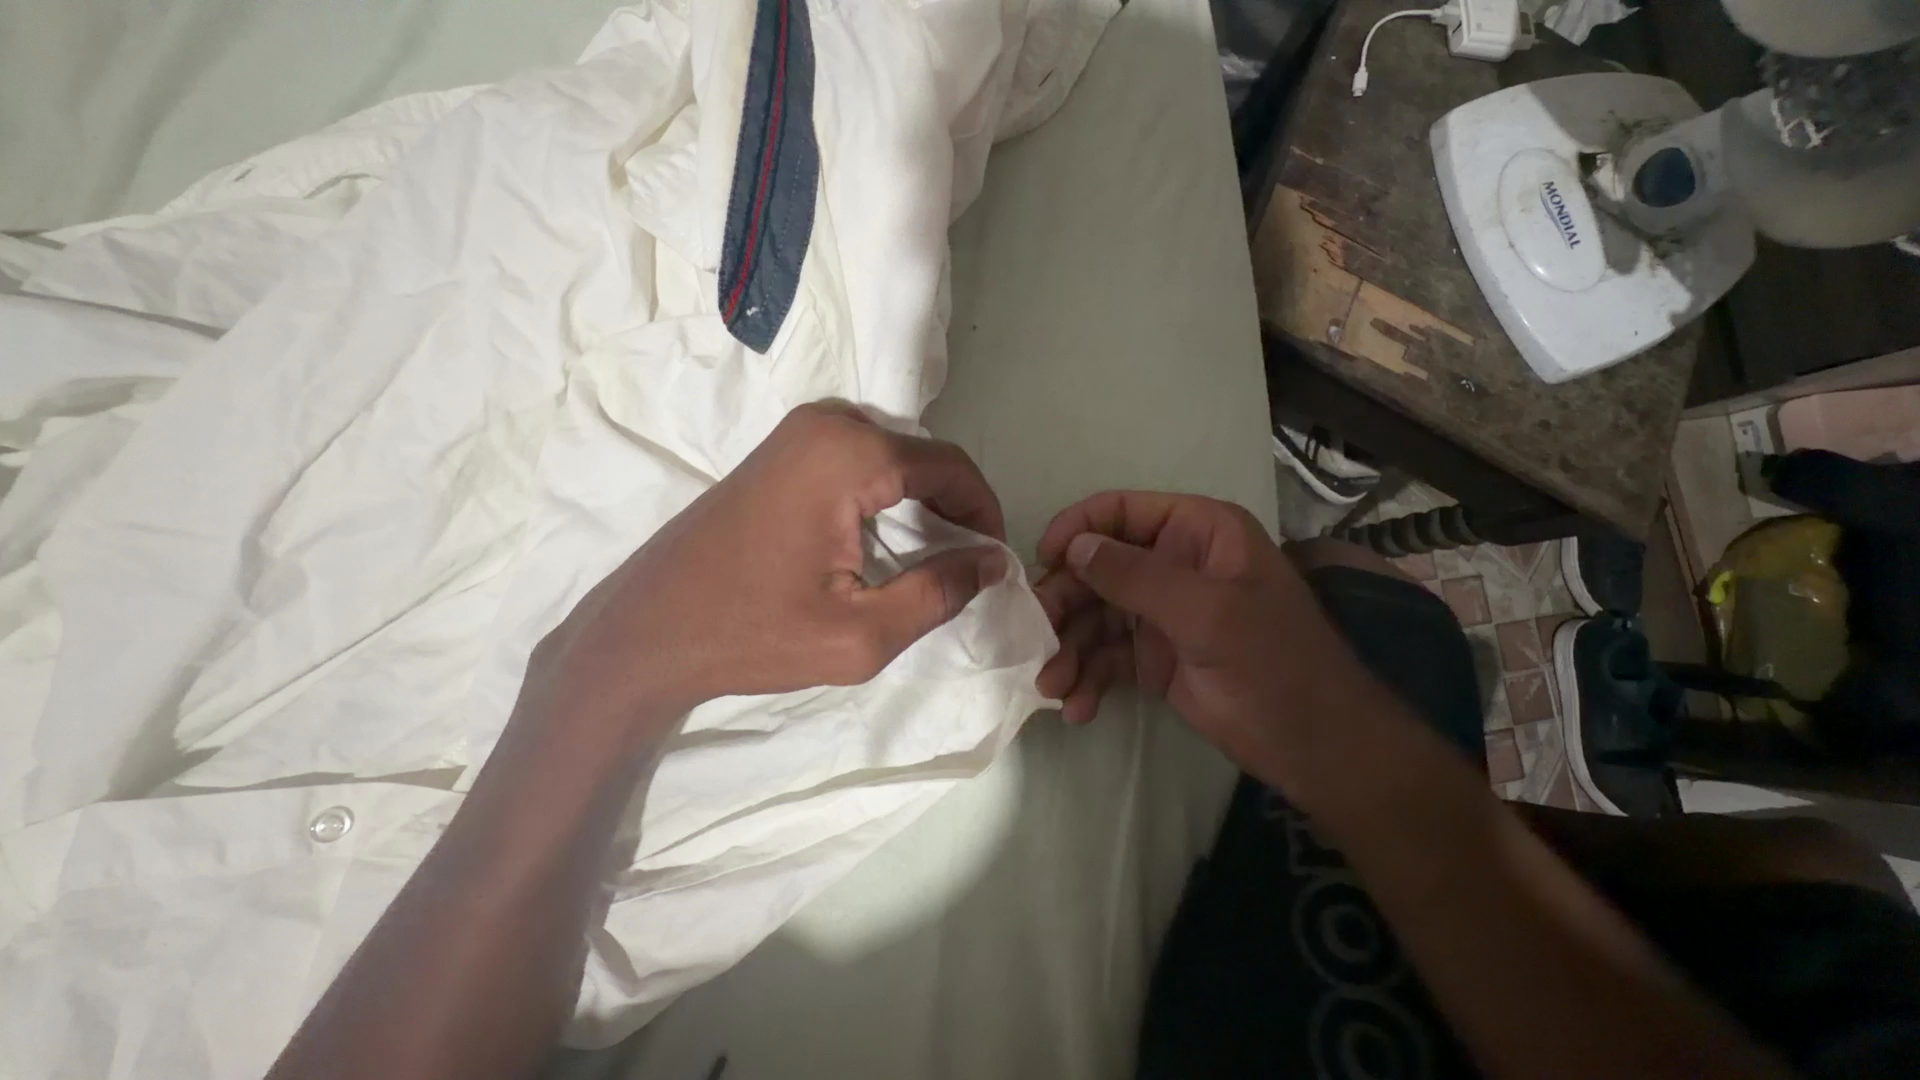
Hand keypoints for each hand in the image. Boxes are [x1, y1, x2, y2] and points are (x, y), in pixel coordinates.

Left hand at [525, 402, 1006, 742]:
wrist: (648, 631)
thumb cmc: (752, 634)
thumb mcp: (861, 635)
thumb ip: (939, 593)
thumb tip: (992, 563)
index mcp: (850, 453)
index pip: (951, 468)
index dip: (984, 514)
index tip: (993, 564)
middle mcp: (826, 422)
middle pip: (923, 456)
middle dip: (954, 509)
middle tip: (962, 569)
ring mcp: (796, 432)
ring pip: (892, 456)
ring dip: (920, 504)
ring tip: (928, 564)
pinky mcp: (779, 451)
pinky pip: (857, 460)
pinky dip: (884, 497)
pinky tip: (880, 546)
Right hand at [1033, 491, 1374, 780]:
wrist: (1316, 746)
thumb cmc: (1275, 664)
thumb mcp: (1208, 614)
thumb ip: (1138, 576)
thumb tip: (1074, 546)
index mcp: (1199, 533)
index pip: (1123, 512)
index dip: (1078, 529)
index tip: (1043, 561)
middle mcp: (1175, 565)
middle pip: (1098, 569)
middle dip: (1064, 605)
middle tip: (1036, 641)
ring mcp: (1163, 613)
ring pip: (1096, 617)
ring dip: (1069, 650)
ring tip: (1052, 687)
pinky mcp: (1155, 658)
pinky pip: (1107, 657)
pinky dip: (1088, 679)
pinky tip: (1076, 707)